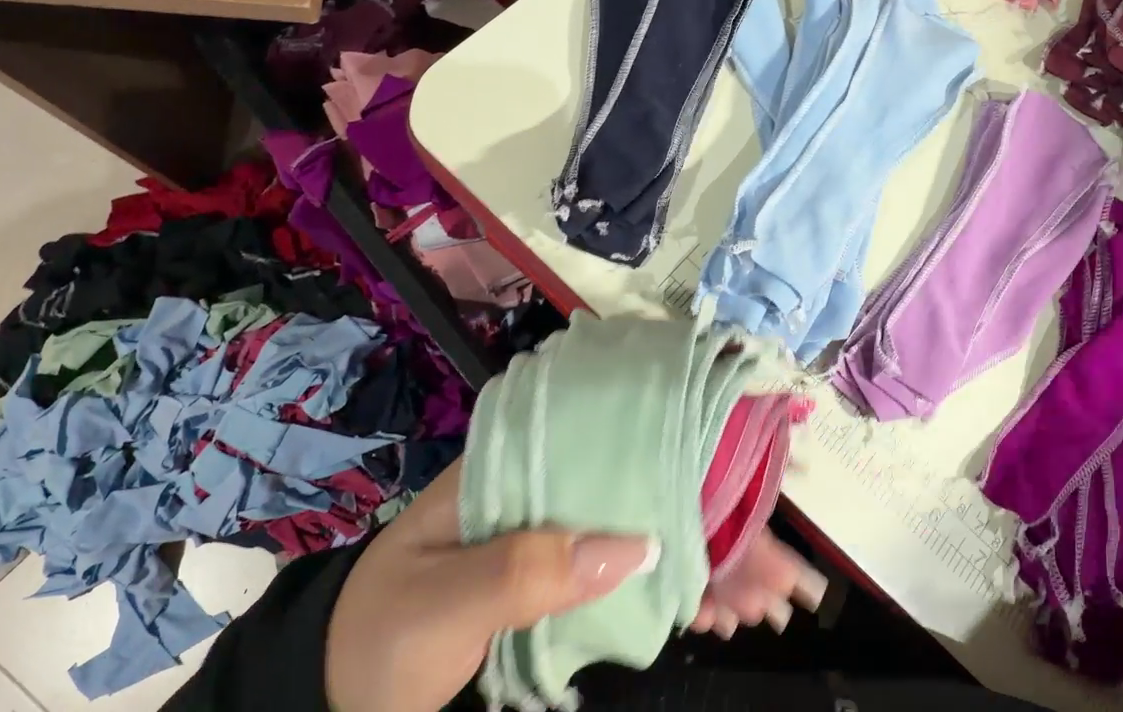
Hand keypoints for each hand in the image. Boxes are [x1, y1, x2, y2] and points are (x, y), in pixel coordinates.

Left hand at [323, 464, 824, 711]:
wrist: (340, 693)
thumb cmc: (383, 629)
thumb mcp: (444, 600)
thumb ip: (528, 569)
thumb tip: (639, 545)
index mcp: (525, 464)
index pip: (622, 437)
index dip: (694, 452)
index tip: (754, 482)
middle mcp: (556, 488)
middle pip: (656, 490)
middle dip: (724, 528)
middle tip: (782, 578)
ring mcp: (565, 536)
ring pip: (659, 535)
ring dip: (716, 566)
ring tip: (768, 602)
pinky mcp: (568, 582)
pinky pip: (640, 580)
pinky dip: (685, 595)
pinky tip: (722, 612)